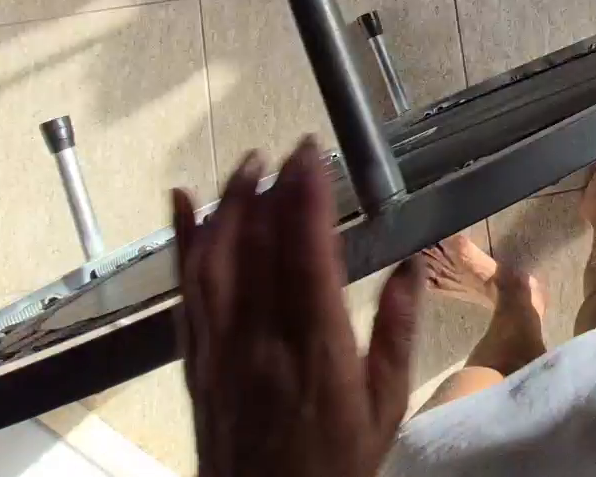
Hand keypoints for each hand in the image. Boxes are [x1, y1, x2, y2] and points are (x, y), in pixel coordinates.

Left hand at [172, 139, 422, 476]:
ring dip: (230, 205)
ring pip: (216, 262)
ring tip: (249, 164)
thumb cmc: (336, 462)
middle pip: (259, 249)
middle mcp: (261, 340)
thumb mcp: (386, 405)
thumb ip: (399, 332)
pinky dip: (183, 244)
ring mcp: (220, 349)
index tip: (313, 157)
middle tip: (292, 149)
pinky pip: (185, 293)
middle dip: (274, 189)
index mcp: (315, 348)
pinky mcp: (195, 360)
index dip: (307, 200)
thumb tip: (412, 263)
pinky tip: (185, 205)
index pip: (307, 256)